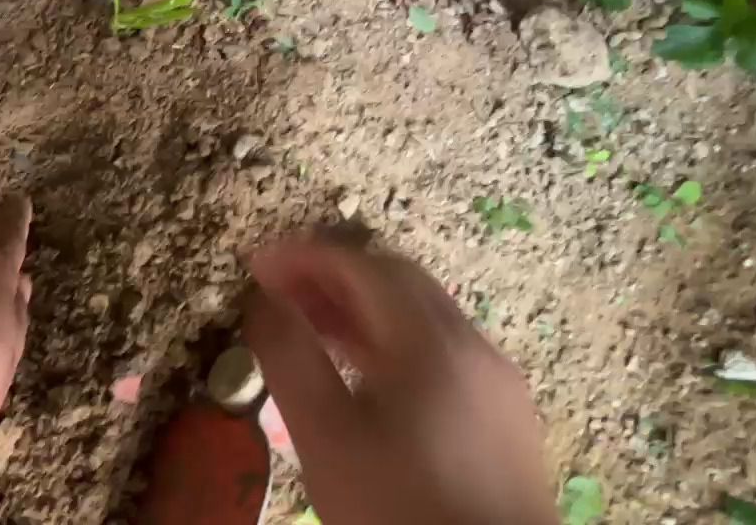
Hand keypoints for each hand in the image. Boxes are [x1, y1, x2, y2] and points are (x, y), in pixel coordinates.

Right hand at [242, 238, 555, 524]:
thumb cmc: (399, 512)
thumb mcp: (325, 435)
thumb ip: (287, 355)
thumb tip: (262, 300)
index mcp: (434, 343)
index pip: (360, 266)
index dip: (301, 255)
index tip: (252, 265)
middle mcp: (474, 347)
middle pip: (394, 279)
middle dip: (328, 272)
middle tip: (275, 287)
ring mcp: (496, 383)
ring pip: (418, 312)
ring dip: (356, 304)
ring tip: (303, 321)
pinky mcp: (503, 417)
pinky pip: (437, 348)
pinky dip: (388, 335)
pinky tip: (355, 366)